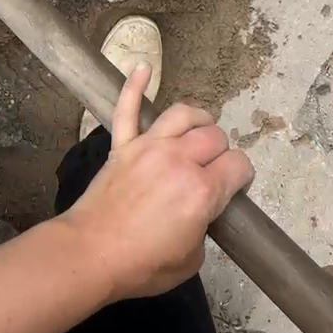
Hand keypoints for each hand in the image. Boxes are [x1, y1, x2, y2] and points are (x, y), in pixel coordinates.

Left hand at [58, 65, 253, 301]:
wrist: (92, 253)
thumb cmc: (143, 265)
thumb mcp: (193, 258)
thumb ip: (204, 224)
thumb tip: (199, 208)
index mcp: (203, 191)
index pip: (239, 165)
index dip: (241, 176)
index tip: (234, 186)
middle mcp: (179, 160)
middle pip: (214, 136)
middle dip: (220, 151)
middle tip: (213, 169)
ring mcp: (148, 147)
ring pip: (182, 114)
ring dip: (197, 119)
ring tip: (201, 127)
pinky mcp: (122, 146)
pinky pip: (128, 108)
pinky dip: (134, 85)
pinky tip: (143, 67)